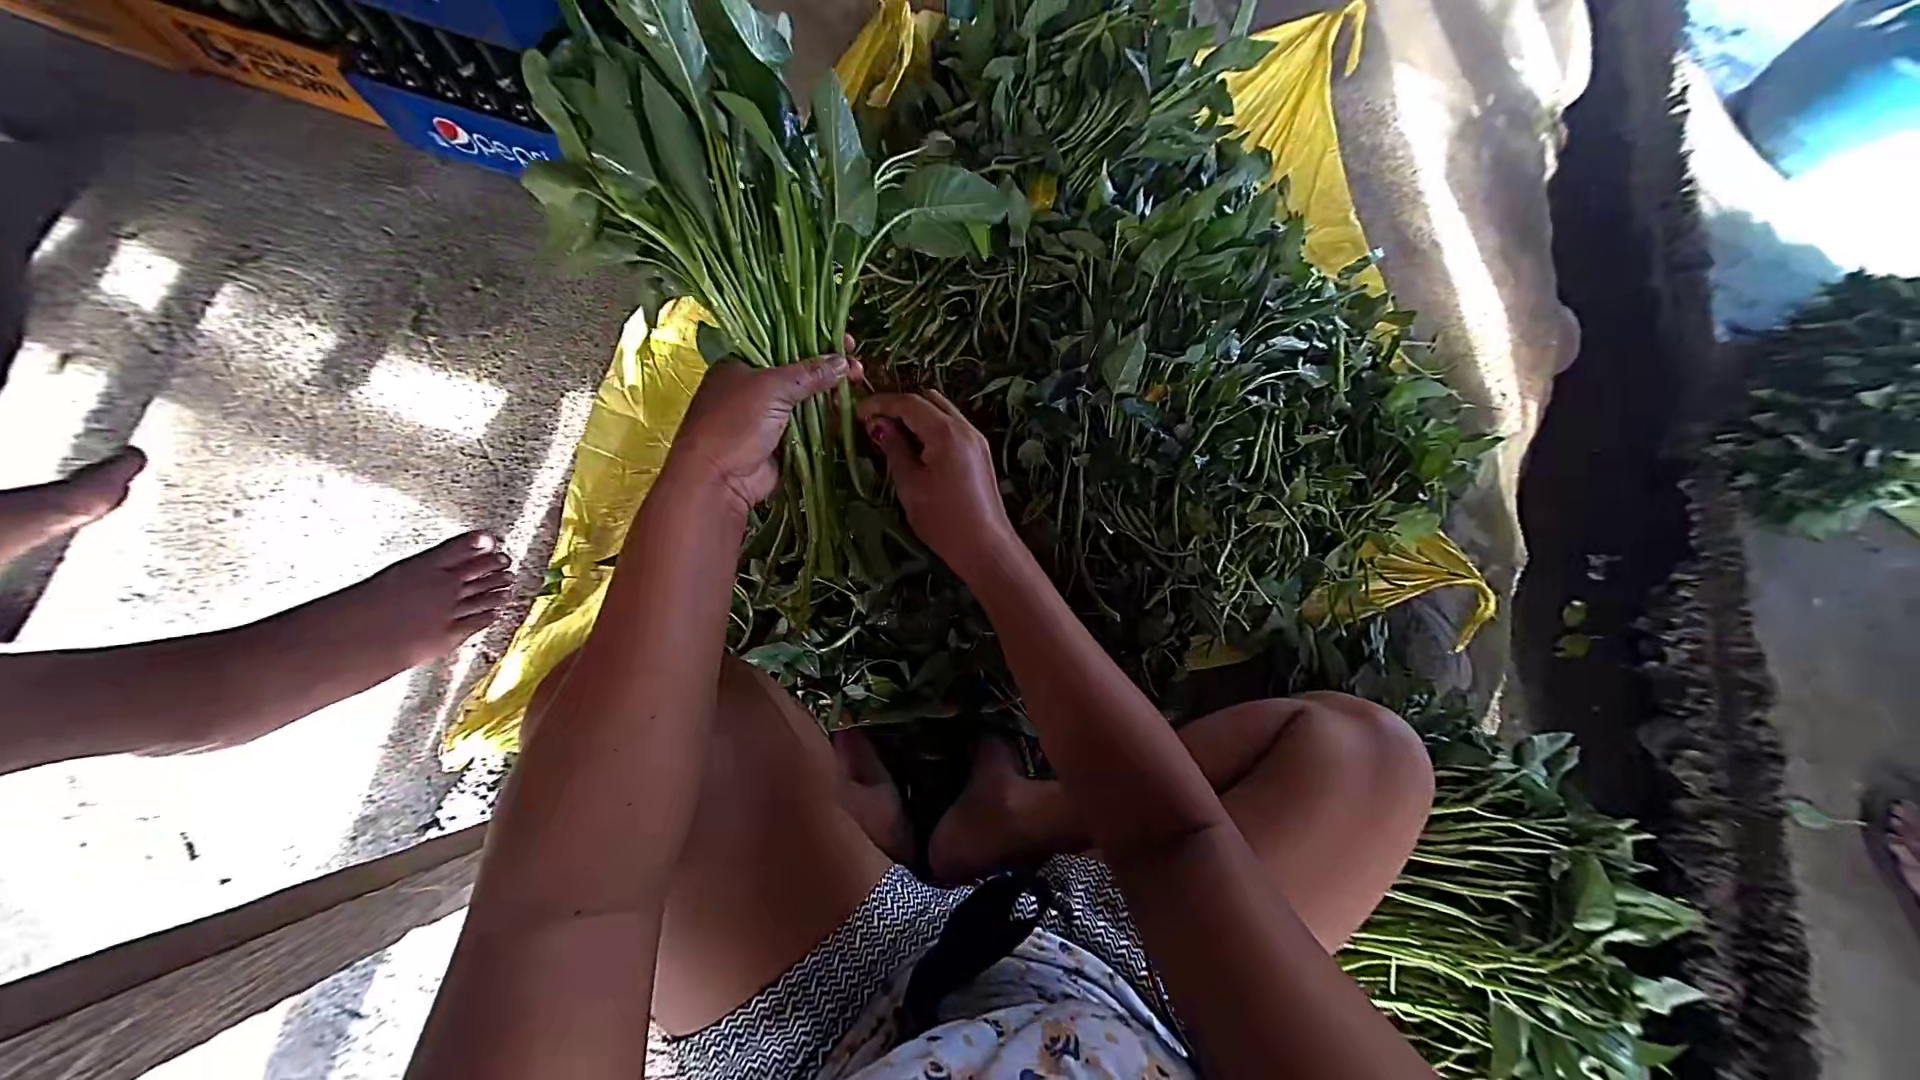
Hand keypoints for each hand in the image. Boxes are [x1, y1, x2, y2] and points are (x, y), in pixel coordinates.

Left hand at [665, 354, 860, 513]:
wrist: (719, 478)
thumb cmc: (735, 422)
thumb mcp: (771, 387)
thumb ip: (809, 373)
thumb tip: (842, 361)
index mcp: (741, 364)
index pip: (783, 343)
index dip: (815, 340)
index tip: (844, 340)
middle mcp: (754, 388)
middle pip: (800, 373)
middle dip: (829, 370)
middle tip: (858, 368)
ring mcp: (768, 417)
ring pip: (807, 401)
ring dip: (832, 394)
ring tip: (858, 385)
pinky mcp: (782, 442)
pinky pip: (811, 427)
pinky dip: (828, 420)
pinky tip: (847, 411)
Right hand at [858, 390, 1020, 578]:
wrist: (985, 547)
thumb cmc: (943, 519)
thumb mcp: (910, 485)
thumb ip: (894, 449)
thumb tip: (879, 427)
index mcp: (946, 432)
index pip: (909, 403)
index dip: (880, 403)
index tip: (858, 412)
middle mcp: (965, 428)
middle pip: (929, 400)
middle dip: (900, 405)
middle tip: (875, 423)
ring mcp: (976, 440)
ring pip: (943, 412)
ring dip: (917, 416)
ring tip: (893, 436)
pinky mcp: (980, 454)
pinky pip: (953, 427)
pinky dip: (932, 428)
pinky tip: (917, 448)